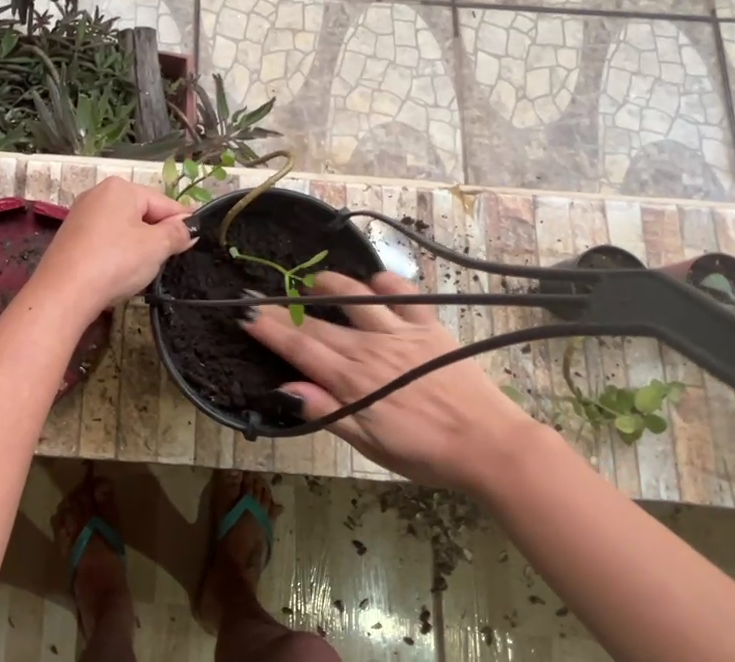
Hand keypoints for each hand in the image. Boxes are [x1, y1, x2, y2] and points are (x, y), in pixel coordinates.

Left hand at [22, 178, 193, 321]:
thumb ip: (176, 234)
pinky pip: (105, 239)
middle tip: (169, 258)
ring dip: (138, 246)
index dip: (182, 221)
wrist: (64, 292)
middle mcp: (98, 194)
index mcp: (120, 188)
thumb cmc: (115, 261)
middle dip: (157, 234)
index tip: (197, 238)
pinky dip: (117, 252)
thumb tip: (189, 227)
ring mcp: (81, 214)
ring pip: (123, 227)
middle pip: (142, 212)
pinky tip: (119, 271)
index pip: (163, 202)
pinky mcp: (71, 236)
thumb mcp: (156, 247)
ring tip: (143, 269)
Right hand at [241, 271, 543, 491]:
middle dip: (282, 309)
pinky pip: (402, 294)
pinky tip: (371, 280)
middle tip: (256, 297)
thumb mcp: (371, 445)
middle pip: (316, 323)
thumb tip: (286, 388)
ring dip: (328, 284)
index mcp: (353, 381)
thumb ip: (328, 413)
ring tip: (310, 282)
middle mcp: (371, 348)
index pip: (299, 348)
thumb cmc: (426, 454)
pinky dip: (384, 282)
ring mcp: (401, 332)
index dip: (268, 329)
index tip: (244, 314)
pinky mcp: (429, 326)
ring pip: (354, 297)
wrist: (490, 445)